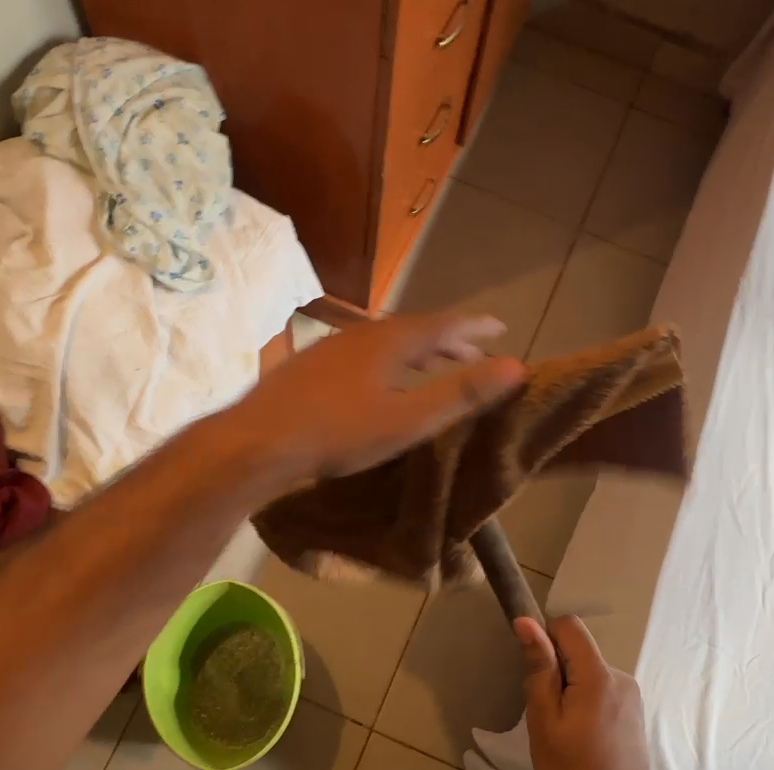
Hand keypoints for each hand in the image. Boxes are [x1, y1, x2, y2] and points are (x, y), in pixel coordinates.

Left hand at [231, 314, 525, 483]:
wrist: (258, 441)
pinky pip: (361, 356)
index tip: (500, 325)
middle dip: (448, 339)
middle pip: (414, 330)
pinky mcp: (309, 368)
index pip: (445, 324)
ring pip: (385, 342)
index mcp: (391, 342)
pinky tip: (377, 383)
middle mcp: (362, 335)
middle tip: (474, 350)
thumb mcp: (408, 420)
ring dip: (415, 351)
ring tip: (431, 366)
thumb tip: (515, 367)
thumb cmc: (339, 433)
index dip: (475, 325)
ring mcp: (331, 349)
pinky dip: (386, 362)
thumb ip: (460, 393)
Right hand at [515, 616, 652, 769]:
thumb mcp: (544, 718)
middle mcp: (622, 678)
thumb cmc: (570, 769)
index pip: (570, 626)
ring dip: (573, 689)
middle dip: (559, 671)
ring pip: (591, 672)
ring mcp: (633, 697)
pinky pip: (604, 691)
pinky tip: (583, 737)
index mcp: (599, 675)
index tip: (537, 673)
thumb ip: (539, 667)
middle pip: (581, 651)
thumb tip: (527, 622)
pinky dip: (588, 702)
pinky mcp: (636, 713)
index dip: (546, 639)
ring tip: (565, 730)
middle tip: (548, 713)